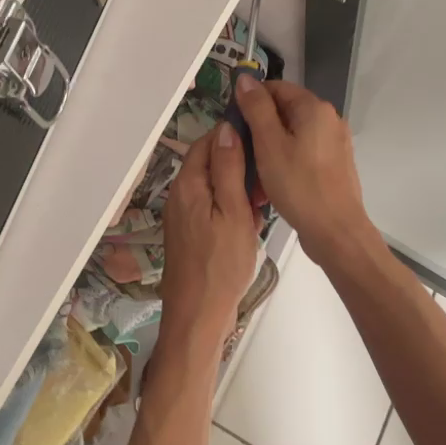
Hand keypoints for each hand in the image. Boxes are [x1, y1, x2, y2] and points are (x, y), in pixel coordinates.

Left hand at [160, 122, 262, 351]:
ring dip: (237, 189)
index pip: (208, 141)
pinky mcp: (189, 233)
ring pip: (213, 186)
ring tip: (261, 206)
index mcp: (188, 184)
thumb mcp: (233, 211)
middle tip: (265, 183)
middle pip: (210, 163)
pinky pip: (212, 207)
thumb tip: (226, 128)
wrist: (198, 316)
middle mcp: (180, 194)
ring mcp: (182, 215)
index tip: (262, 143)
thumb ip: (229, 168)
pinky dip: (230, 208)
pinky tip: (248, 224)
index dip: (234, 136)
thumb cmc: (221, 264)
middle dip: (239, 166)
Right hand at [232, 75, 380, 263]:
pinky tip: (272, 184)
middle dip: (259, 128)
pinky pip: (304, 153)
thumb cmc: (298, 185)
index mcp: (314, 108)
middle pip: (285, 112)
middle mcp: (329, 119)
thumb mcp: (268, 144)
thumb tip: (245, 77)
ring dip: (270, 148)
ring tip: (253, 174)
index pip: (276, 88)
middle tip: (241, 153)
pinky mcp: (335, 164)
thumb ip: (256, 108)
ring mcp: (335, 142)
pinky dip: (286, 161)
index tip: (233, 123)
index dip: (250, 100)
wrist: (336, 231)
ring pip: (293, 135)